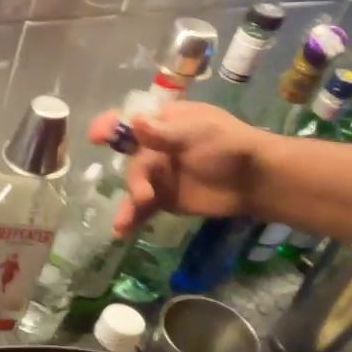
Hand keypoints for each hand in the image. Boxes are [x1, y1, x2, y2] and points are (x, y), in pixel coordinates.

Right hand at [85, 101, 270, 236]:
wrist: (254, 181)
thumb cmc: (229, 147)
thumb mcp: (197, 134)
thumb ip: (164, 133)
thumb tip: (134, 122)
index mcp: (164, 124)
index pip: (131, 121)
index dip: (111, 127)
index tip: (96, 136)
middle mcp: (156, 148)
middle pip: (132, 161)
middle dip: (134, 179)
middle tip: (143, 196)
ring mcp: (159, 175)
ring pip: (134, 187)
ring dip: (128, 204)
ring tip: (123, 223)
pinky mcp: (163, 199)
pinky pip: (141, 208)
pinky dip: (131, 218)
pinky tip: (121, 230)